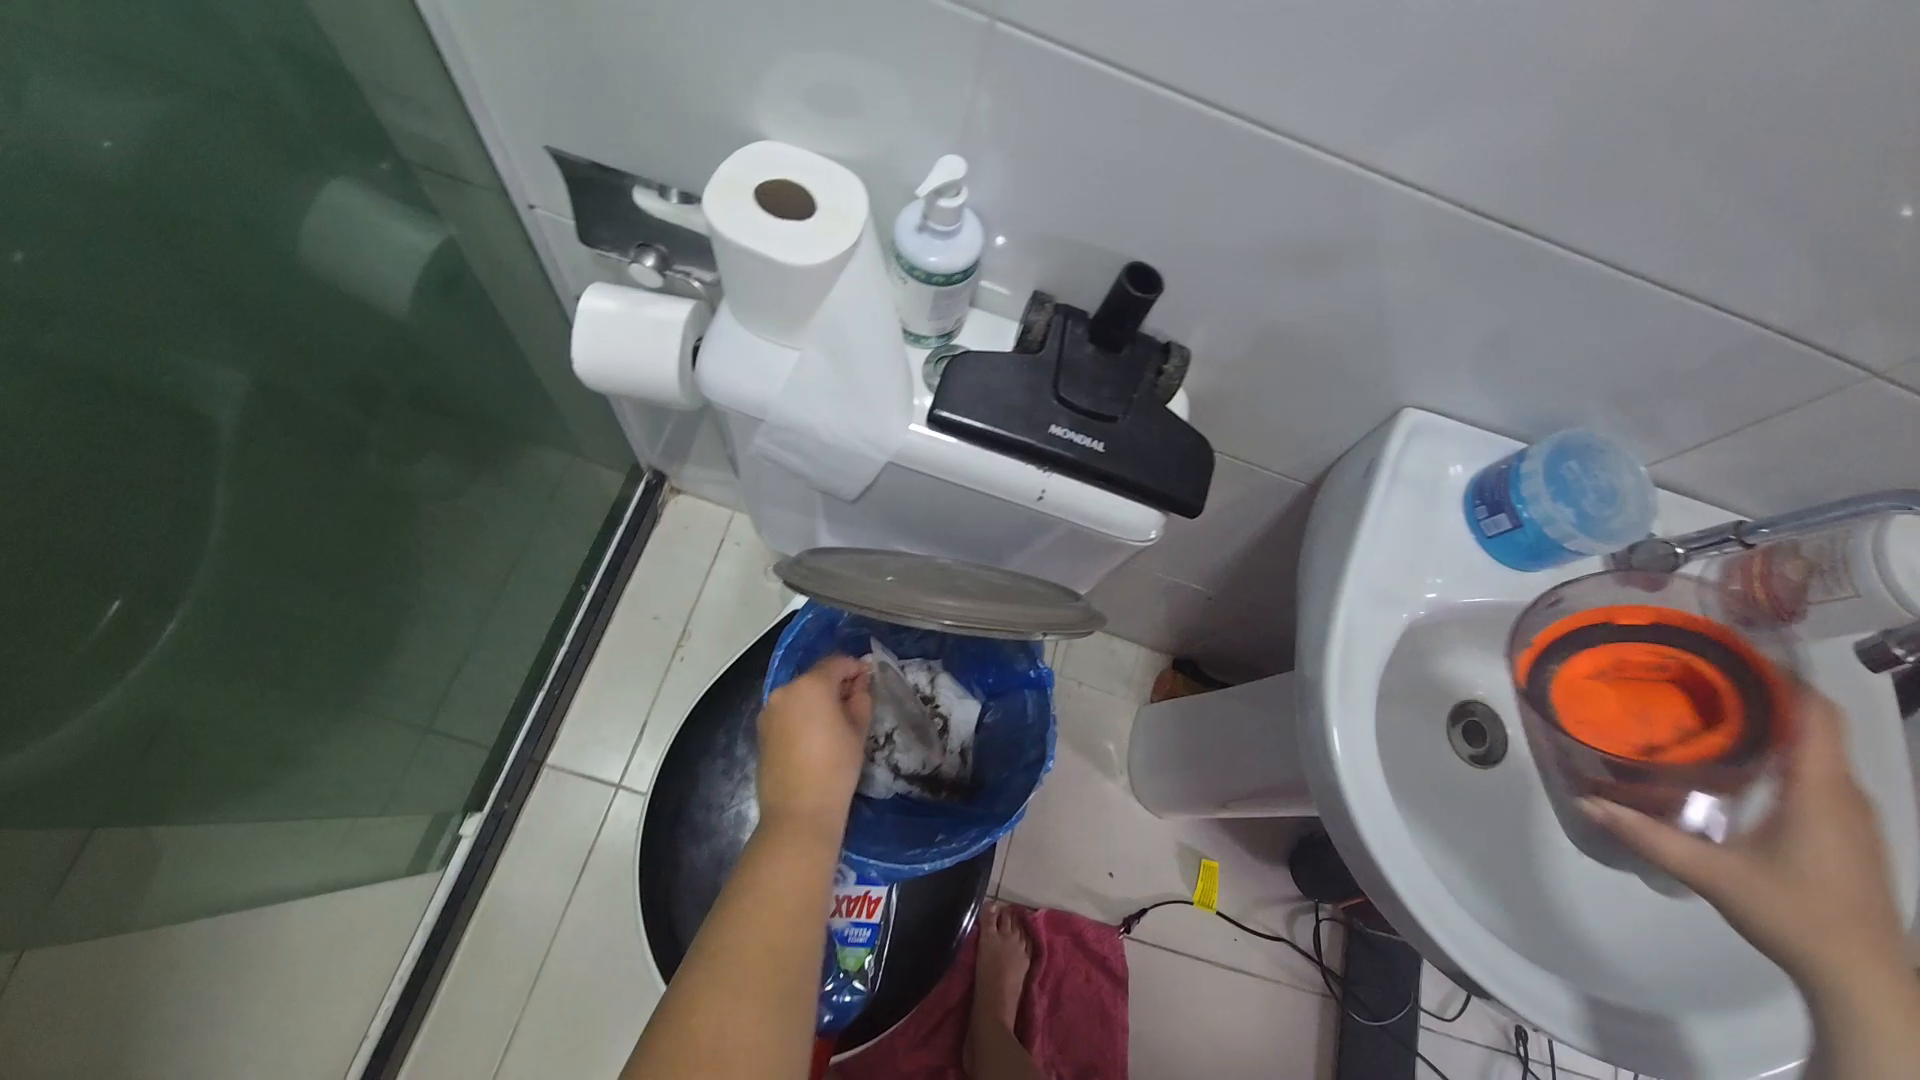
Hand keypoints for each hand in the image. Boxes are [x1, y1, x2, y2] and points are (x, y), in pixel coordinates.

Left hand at [756, 654, 873, 839]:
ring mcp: (769, 711)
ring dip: (817, 701)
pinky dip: (802, 716)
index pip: (837, 663)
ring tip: (835, 723)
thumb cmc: (836, 768)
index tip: (869, 681)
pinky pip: (787, 713)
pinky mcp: (762, 731)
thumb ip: (861, 699)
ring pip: (799, 695)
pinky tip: (815, 737)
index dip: (855, 668)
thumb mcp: (858, 731)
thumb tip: (859, 685)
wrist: (799, 812)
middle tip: (855, 703)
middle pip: (815, 677)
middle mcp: (785, 691)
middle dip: (836, 685)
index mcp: (811, 685)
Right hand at [1582, 691, 1906, 995]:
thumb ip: (1647, 836)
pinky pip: (1819, 777)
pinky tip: (1740, 772)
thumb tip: (1587, 803)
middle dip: (1764, 699)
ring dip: (1773, 731)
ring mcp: (1855, 816)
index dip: (1784, 678)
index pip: (1817, 713)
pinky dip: (1784, 759)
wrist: (1862, 976)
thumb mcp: (1710, 874)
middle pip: (1815, 727)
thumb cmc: (1794, 914)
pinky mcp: (1851, 835)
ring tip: (1710, 719)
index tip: (1731, 656)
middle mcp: (1845, 793)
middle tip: (1700, 685)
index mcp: (1820, 789)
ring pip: (1817, 753)